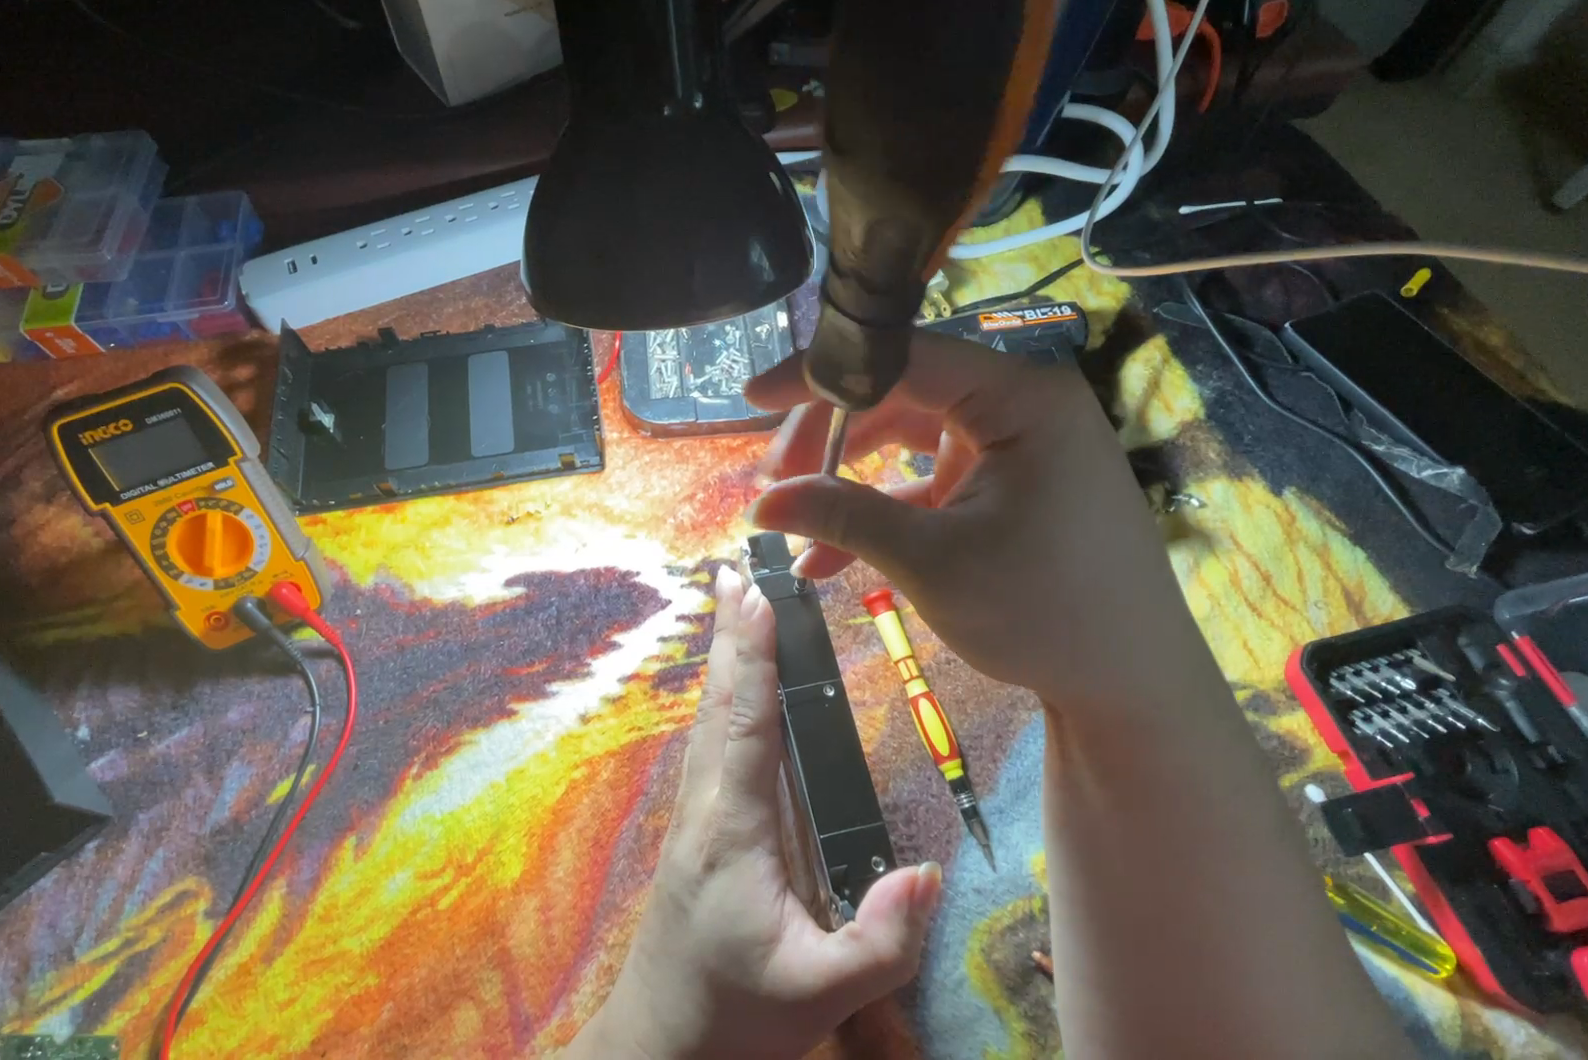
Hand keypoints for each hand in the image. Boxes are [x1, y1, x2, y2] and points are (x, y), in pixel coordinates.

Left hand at [567, 567, 941, 1059]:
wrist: (660, 1041)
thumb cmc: (733, 1015)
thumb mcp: (817, 993)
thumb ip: (878, 940)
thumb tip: (927, 873)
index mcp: (732, 828)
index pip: (746, 724)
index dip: (754, 658)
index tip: (759, 600)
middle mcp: (707, 806)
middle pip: (720, 704)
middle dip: (729, 636)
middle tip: (733, 575)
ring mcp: (697, 814)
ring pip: (710, 718)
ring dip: (723, 659)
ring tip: (731, 608)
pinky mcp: (699, 826)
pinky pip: (711, 743)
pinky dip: (722, 696)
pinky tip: (731, 686)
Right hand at [745, 332, 1206, 712]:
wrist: (1127, 684)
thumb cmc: (1042, 612)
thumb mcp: (931, 561)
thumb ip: (843, 518)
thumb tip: (761, 506)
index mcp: (1020, 397)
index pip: (903, 360)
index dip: (821, 375)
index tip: (753, 399)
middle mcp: (1018, 406)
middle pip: (899, 399)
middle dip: (827, 443)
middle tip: (770, 485)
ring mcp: (1011, 448)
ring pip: (906, 443)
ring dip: (845, 484)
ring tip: (787, 524)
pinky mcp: (1003, 487)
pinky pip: (929, 485)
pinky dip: (880, 515)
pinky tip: (824, 560)